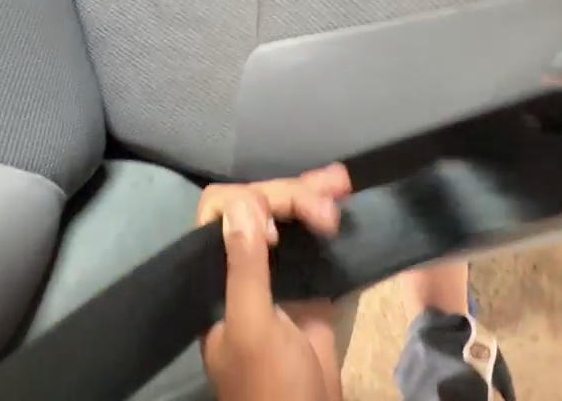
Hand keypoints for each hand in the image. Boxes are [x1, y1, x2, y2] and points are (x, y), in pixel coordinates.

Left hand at [198, 165, 351, 400]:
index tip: (278, 228)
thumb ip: (245, 267)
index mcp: (214, 274)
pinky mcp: (308, 290)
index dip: (251, 203)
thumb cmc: (269, 390)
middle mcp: (241, 268)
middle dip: (294, 195)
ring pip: (289, 221)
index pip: (221, 212)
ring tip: (342, 182)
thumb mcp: (253, 329)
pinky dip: (329, 225)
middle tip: (333, 203)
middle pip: (260, 209)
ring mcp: (277, 278)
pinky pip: (315, 246)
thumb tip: (245, 202)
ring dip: (313, 197)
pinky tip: (346, 206)